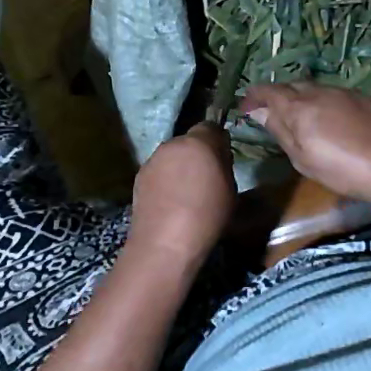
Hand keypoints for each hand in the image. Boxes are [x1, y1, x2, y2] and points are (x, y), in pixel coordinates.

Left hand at [127, 123, 235, 262]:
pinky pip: (159, 171)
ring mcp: (152, 160)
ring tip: (187, 192)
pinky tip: (171, 201)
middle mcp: (172, 144)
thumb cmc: (207, 215)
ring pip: (172, 156)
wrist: (165, 243)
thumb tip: (218, 157)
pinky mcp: (139, 177)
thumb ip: (224, 164)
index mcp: (199, 143)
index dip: (218, 141)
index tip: (224, 160)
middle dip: (198, 153)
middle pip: (189, 141)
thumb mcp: (231, 188)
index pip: (211, 127)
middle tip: (207, 177)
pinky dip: (166, 179)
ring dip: (180, 166)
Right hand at [241, 82, 370, 204]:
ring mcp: (344, 92)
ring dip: (301, 97)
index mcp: (299, 107)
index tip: (245, 108)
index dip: (254, 97)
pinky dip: (323, 101)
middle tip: (270, 113)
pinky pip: (334, 93)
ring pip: (315, 87)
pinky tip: (329, 119)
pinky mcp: (363, 97)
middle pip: (292, 86)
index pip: (269, 91)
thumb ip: (280, 131)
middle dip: (277, 95)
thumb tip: (260, 112)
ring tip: (300, 117)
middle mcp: (320, 91)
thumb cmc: (342, 170)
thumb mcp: (303, 158)